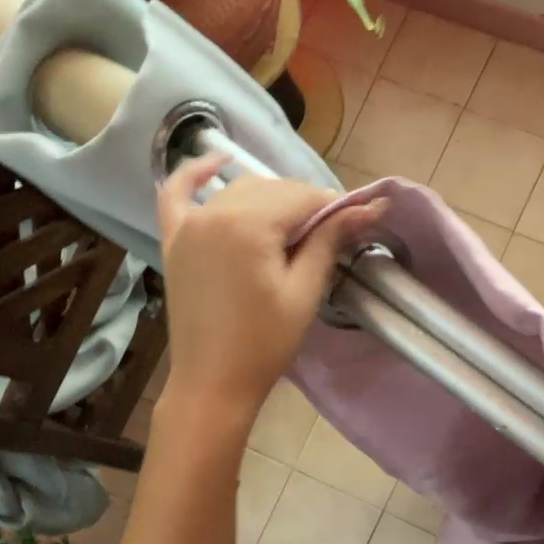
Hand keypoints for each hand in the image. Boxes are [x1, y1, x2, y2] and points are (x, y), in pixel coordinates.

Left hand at [155, 156, 385, 421]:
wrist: (214, 382)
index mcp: (248, 224)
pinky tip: (216, 161)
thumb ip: (329, 241)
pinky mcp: (174, 240)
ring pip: (238, 190)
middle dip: (304, 205)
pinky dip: (194, 174)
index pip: (302, 197)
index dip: (334, 208)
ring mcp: (189, 224)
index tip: (359, 223)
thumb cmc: (265, 344)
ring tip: (294, 227)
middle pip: (272, 189)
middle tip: (330, 235)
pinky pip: (177, 192)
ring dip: (269, 199)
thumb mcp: (304, 292)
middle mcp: (214, 211)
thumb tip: (368, 208)